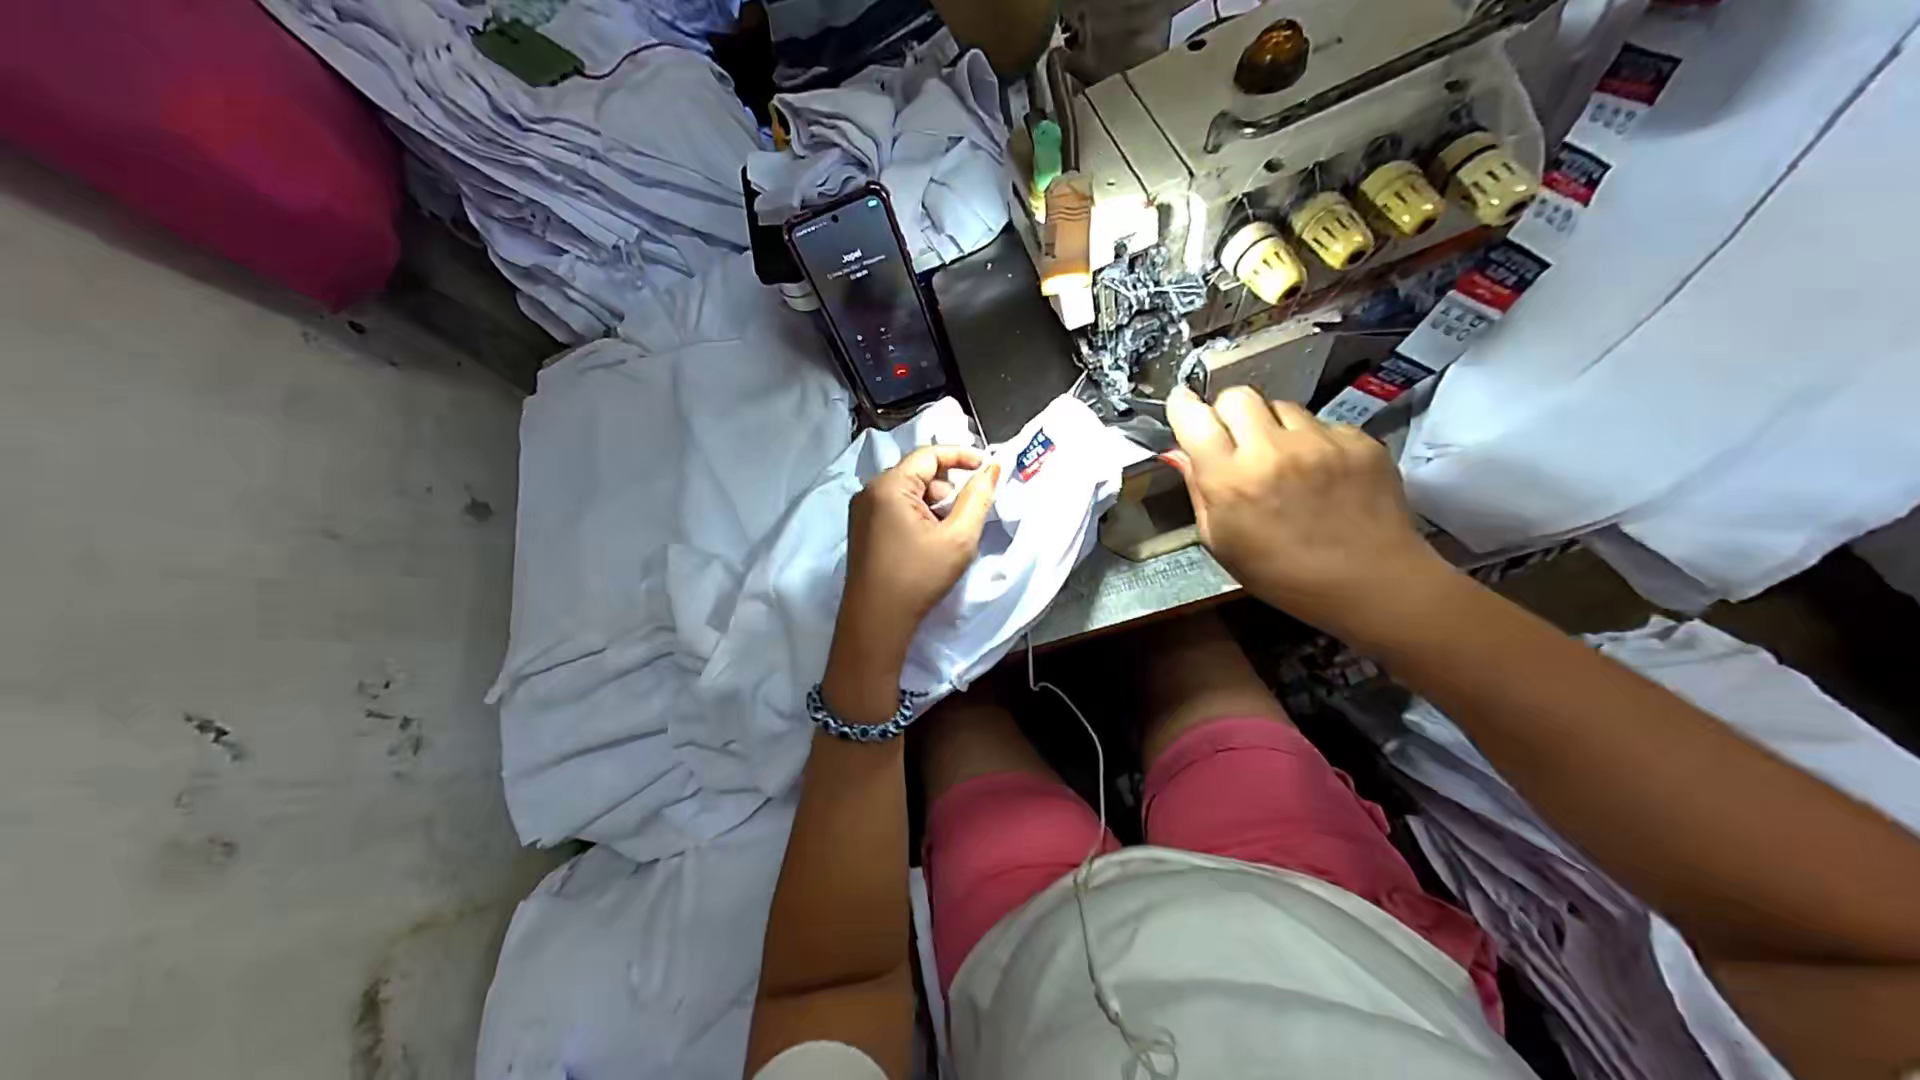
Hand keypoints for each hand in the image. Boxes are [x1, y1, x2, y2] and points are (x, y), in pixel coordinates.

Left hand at [841, 443, 999, 635]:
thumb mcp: (958, 538)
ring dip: (934, 504)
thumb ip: (978, 498)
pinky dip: (918, 516)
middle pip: (918, 473)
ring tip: (949, 535)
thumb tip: (992, 469)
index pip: (929, 454)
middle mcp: (870, 491)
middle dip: (947, 488)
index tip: (987, 467)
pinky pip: (895, 508)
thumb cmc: (918, 578)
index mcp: (889, 486)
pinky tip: (929, 542)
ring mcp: (862, 511)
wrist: (876, 622)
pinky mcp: (862, 529)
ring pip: (908, 492)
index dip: (962, 456)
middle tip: (967, 515)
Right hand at [1164, 385, 1450, 632]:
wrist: (1370, 582)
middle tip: (1235, 438)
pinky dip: (1312, 441)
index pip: (1194, 417)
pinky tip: (1320, 472)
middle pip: (1238, 395)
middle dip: (1228, 412)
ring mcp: (1319, 441)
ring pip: (1282, 406)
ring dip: (1272, 426)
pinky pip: (1322, 423)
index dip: (1183, 407)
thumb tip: (1179, 453)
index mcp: (1230, 480)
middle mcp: (1272, 450)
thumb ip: (1198, 490)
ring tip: (1284, 460)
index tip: (1183, 407)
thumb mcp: (1222, 542)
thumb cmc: (1282, 574)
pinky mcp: (1357, 440)